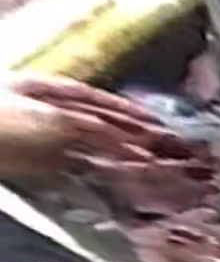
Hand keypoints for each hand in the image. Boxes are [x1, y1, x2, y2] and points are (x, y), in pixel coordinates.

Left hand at [0, 75, 171, 177]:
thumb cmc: (5, 123)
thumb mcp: (54, 119)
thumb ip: (92, 126)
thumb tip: (124, 136)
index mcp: (35, 89)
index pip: (85, 93)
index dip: (121, 106)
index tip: (154, 118)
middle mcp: (41, 108)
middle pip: (92, 117)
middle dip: (127, 130)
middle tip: (162, 143)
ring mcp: (44, 133)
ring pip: (93, 141)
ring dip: (124, 151)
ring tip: (152, 161)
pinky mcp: (45, 156)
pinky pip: (85, 160)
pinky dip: (108, 167)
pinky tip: (127, 172)